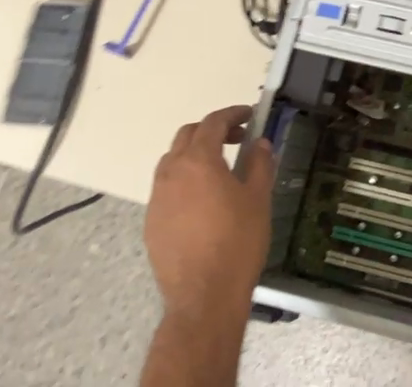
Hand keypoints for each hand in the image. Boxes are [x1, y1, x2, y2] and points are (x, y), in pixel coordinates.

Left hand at [145, 105, 276, 312]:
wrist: (204, 297)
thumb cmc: (238, 242)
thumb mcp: (258, 198)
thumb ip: (259, 164)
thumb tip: (259, 144)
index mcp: (198, 161)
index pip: (213, 123)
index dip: (232, 114)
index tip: (250, 115)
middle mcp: (171, 173)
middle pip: (187, 136)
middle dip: (212, 130)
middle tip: (237, 139)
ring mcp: (157, 199)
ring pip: (172, 161)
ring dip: (194, 154)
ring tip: (219, 169)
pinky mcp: (151, 223)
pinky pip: (166, 189)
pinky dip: (184, 181)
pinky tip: (203, 202)